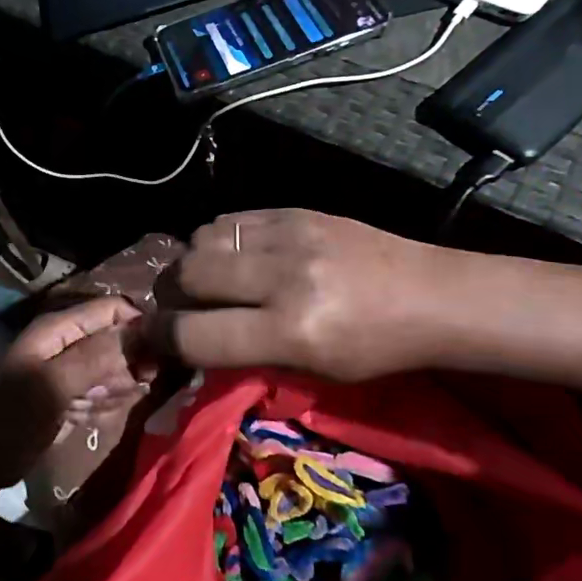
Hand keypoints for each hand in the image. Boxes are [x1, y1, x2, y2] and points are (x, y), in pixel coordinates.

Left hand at [0, 297, 148, 512]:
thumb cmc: (3, 424)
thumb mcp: (50, 388)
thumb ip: (96, 357)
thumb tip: (145, 329)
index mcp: (58, 329)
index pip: (114, 309)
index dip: (140, 327)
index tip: (158, 360)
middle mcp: (64, 343)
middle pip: (116, 338)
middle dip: (129, 365)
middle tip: (118, 396)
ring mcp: (65, 372)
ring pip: (112, 369)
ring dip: (115, 391)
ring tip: (92, 410)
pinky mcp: (65, 399)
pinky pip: (99, 395)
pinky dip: (100, 408)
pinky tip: (83, 421)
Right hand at [153, 209, 465, 381]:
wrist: (430, 294)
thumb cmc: (375, 350)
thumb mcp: (310, 370)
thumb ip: (244, 353)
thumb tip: (188, 338)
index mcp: (291, 331)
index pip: (194, 333)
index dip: (160, 338)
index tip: (151, 340)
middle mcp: (282, 278)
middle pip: (186, 274)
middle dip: (170, 294)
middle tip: (179, 306)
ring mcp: (288, 235)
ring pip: (201, 240)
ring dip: (193, 263)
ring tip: (209, 279)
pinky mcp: (293, 210)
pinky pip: (229, 220)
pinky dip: (219, 240)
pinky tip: (236, 254)